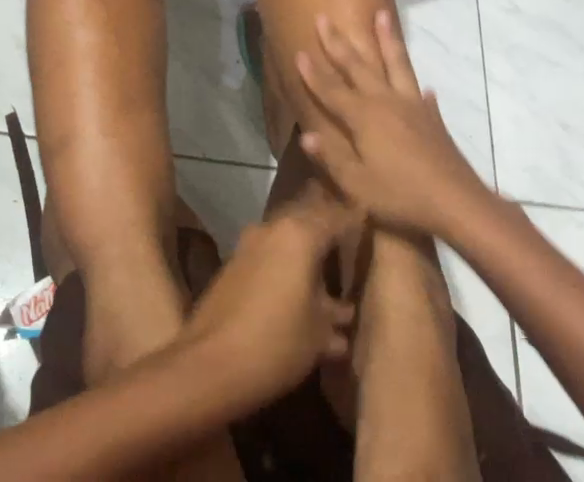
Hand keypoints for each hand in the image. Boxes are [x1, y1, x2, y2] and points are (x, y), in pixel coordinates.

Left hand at [182, 184, 357, 405]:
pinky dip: (287, 273)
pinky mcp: (232, 268)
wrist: (208, 366)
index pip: (341, 216)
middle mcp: (273, 229)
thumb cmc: (277, 342)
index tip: (374, 234)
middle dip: (332, 238)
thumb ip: (336, 312)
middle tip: (353, 255)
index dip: (360, 224)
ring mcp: (249, 247)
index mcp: (300, 234)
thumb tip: (345, 310)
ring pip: (288, 243)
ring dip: (307, 259)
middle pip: (311, 222)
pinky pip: (270, 260)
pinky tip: (300, 300)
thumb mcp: (319, 331)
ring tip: (330, 287)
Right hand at [295, 11, 494, 237]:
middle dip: (339, 43)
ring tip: (382, 14)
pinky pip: (420, 92)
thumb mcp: (357, 184)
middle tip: (325, 18)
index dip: (314, 73)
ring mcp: (413, 106)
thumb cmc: (400, 196)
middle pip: (359, 66)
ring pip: (396, 64)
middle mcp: (386, 102)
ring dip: (386, 39)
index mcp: (364, 118)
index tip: (300, 51)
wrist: (455, 200)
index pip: (332, 90)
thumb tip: (306, 136)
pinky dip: (417, 85)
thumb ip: (331, 158)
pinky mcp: (432, 117)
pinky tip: (422, 86)